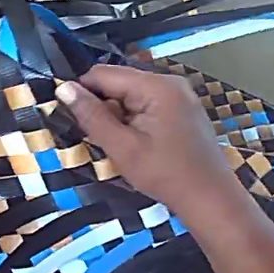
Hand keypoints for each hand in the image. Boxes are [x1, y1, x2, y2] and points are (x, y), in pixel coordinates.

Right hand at [56, 65, 236, 208]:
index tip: (71, 118)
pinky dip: (132, 121)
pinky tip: (136, 144)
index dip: (81, 92)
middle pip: (117, 82)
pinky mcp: (181, 109)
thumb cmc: (165, 174)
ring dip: (116, 116)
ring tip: (120, 145)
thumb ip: (91, 115)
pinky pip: (144, 104)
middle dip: (101, 107)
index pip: (103, 74)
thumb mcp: (121, 147)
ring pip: (129, 95)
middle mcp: (169, 82)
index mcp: (156, 86)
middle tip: (100, 138)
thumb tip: (63, 88)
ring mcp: (178, 95)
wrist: (210, 198)